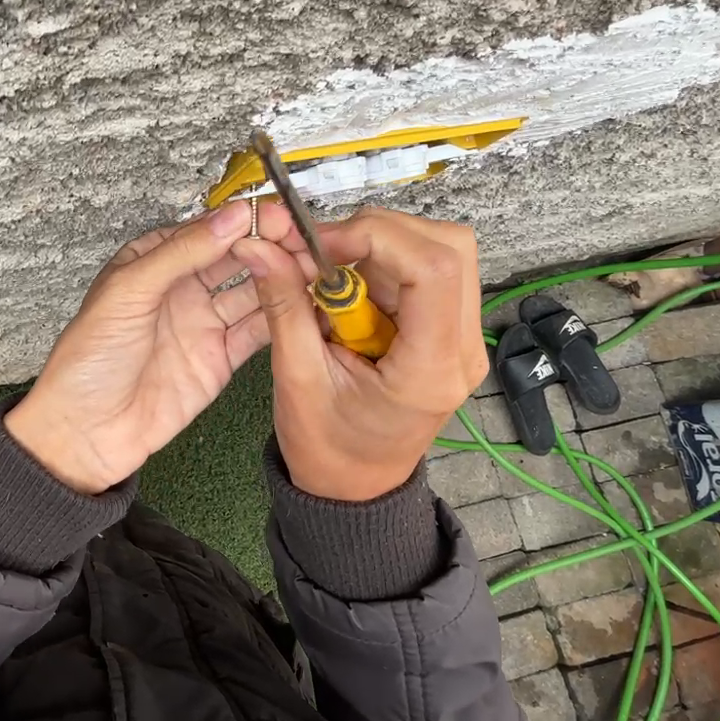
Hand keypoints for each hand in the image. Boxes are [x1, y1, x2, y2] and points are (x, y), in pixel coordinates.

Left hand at [5, 201, 307, 493]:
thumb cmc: (89, 357)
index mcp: (153, 260)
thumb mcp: (128, 292)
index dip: (243, 221)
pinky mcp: (220, 358)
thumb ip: (181, 254)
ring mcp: (202, 322)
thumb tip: (230, 217)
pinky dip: (282, 318)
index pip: (206, 231)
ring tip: (315, 268)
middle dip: (270, 246)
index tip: (279, 215)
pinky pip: (257, 331)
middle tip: (306, 241)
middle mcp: (181, 287)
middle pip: (235, 257)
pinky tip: (306, 306)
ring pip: (253, 291)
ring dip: (282, 279)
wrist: (87, 431)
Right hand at [230, 207, 485, 501]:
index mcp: (430, 368)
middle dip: (377, 233)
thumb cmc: (326, 445)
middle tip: (320, 253)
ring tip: (327, 273)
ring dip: (376, 245)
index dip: (373, 237)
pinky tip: (343, 288)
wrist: (354, 487)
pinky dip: (377, 261)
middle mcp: (461, 346)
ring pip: (438, 249)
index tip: (316, 247)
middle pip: (447, 246)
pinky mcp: (444, 329)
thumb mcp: (295, 377)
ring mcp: (460, 337)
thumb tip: (258, 244)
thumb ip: (283, 305)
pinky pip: (422, 268)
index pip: (433, 267)